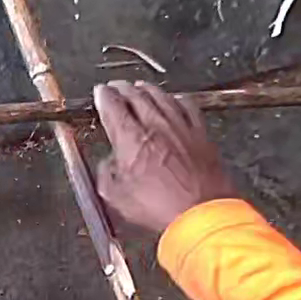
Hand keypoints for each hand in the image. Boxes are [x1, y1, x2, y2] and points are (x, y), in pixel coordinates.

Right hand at [94, 81, 234, 233]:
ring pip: (161, 96)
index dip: (103, 96)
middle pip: (136, 96)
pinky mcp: (200, 134)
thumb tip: (107, 165)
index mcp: (130, 139)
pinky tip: (175, 100)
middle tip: (116, 87)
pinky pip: (188, 106)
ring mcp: (180, 127)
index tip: (100, 92)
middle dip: (123, 89)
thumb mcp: (117, 197)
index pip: (112, 106)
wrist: (200, 213)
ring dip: (148, 89)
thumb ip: (106, 174)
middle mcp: (155, 126)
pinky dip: (177, 100)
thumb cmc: (159, 207)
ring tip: (141, 86)